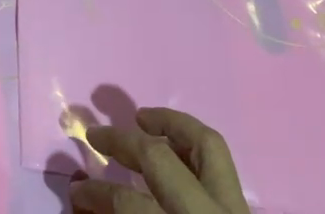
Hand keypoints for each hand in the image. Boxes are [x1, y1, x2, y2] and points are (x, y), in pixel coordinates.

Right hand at [72, 108, 250, 213]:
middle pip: (164, 161)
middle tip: (97, 135)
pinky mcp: (249, 208)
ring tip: (145, 120)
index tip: (76, 191)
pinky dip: (196, 149)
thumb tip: (89, 202)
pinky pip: (222, 166)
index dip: (97, 194)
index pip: (130, 203)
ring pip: (211, 148)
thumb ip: (129, 213)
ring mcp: (237, 209)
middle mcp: (211, 212)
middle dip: (126, 142)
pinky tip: (178, 152)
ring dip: (174, 127)